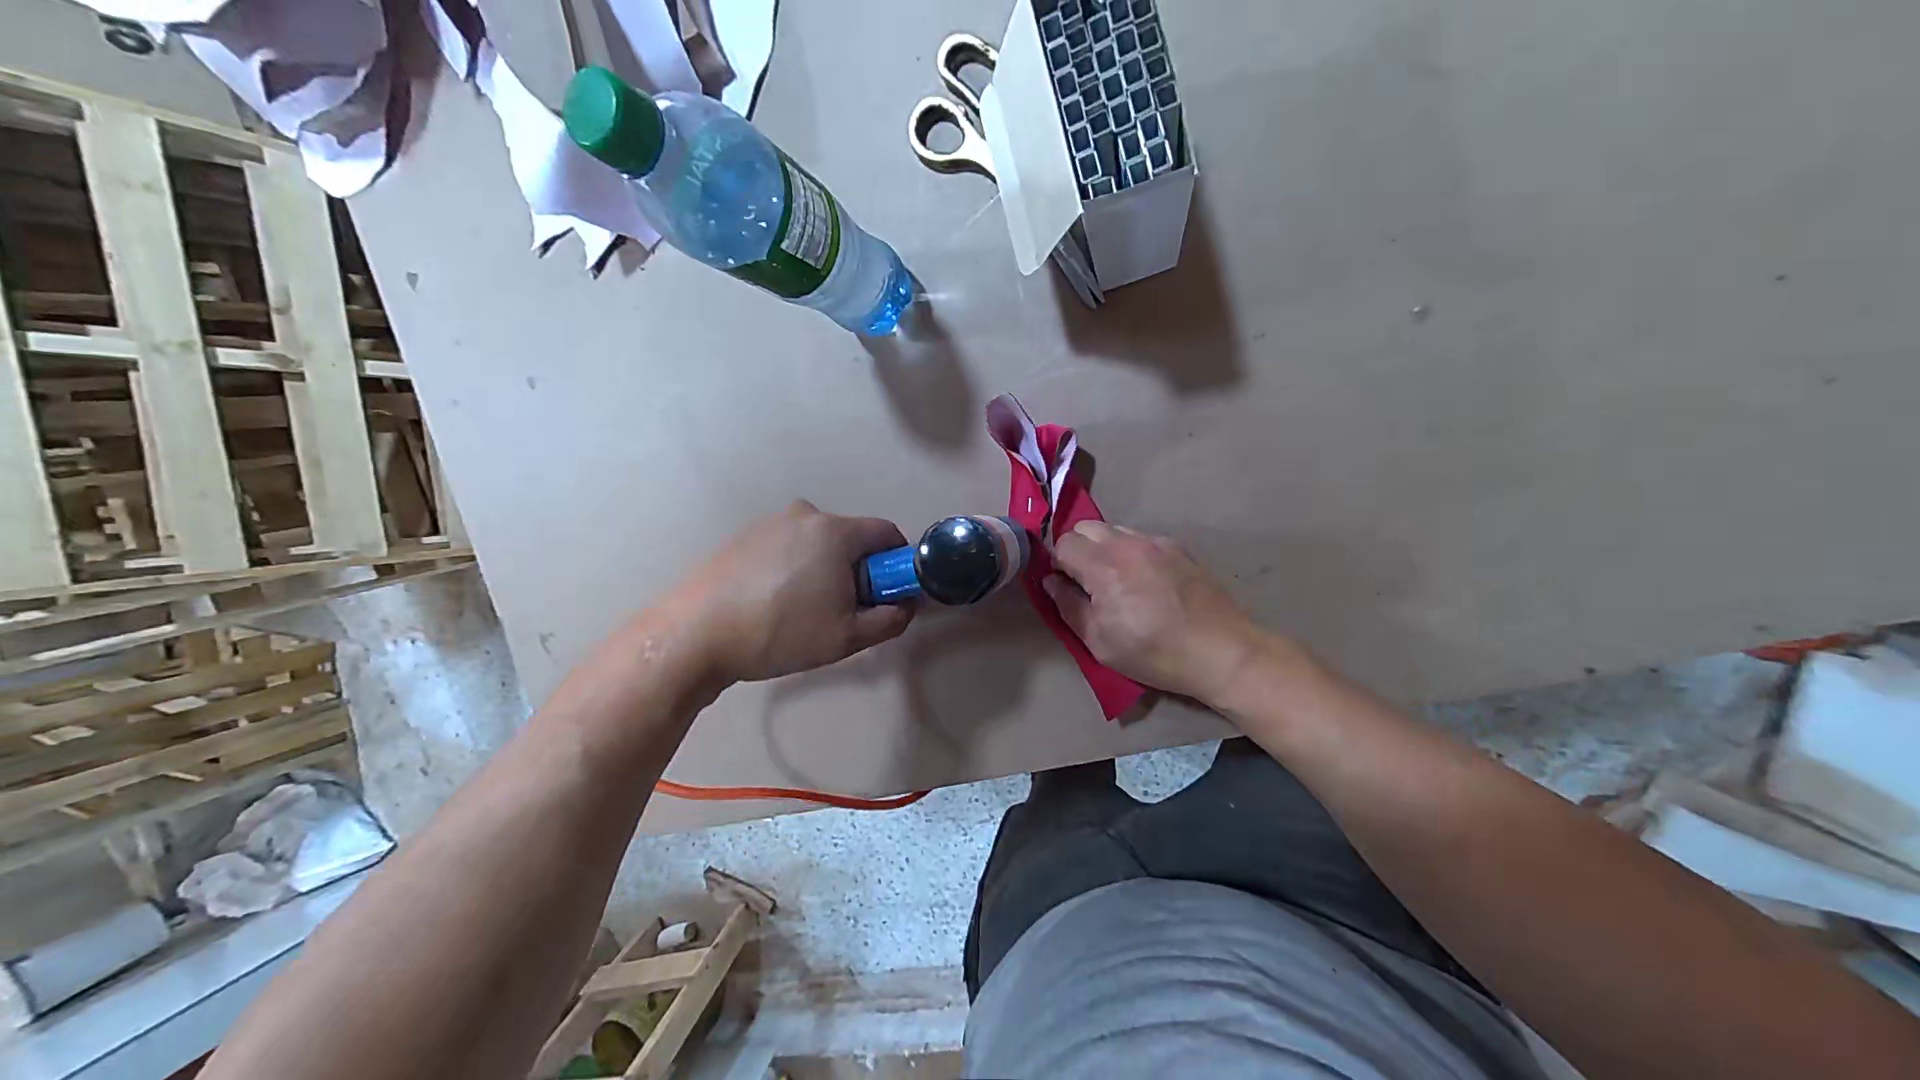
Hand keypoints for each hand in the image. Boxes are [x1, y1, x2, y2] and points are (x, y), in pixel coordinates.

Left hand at [664, 500, 914, 683]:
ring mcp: (769, 524)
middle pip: (850, 539)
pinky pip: (786, 550)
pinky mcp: (743, 539)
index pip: (887, 533)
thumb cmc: (779, 632)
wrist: (695, 634)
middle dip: (858, 571)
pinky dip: (793, 571)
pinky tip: (773, 606)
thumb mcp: (846, 637)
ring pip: (816, 546)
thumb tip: (906, 606)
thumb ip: (889, 619)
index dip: (897, 564)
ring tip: (802, 614)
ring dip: (824, 572)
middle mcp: (804, 516)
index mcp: (834, 531)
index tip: (887, 595)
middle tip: (843, 612)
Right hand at [1044, 521, 1266, 701]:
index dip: (1057, 564)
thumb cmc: (1155, 654)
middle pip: (1085, 528)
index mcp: (1105, 567)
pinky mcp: (1179, 548)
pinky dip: (1131, 552)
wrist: (1222, 652)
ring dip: (1104, 549)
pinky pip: (1141, 539)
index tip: (1066, 586)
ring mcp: (1157, 542)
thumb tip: (1051, 582)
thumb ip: (1068, 606)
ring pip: (1114, 530)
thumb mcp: (1100, 643)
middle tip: (1086, 583)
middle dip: (1077, 550)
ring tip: (1117, 582)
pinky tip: (1145, 582)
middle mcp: (1129, 544)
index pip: (1063, 543)